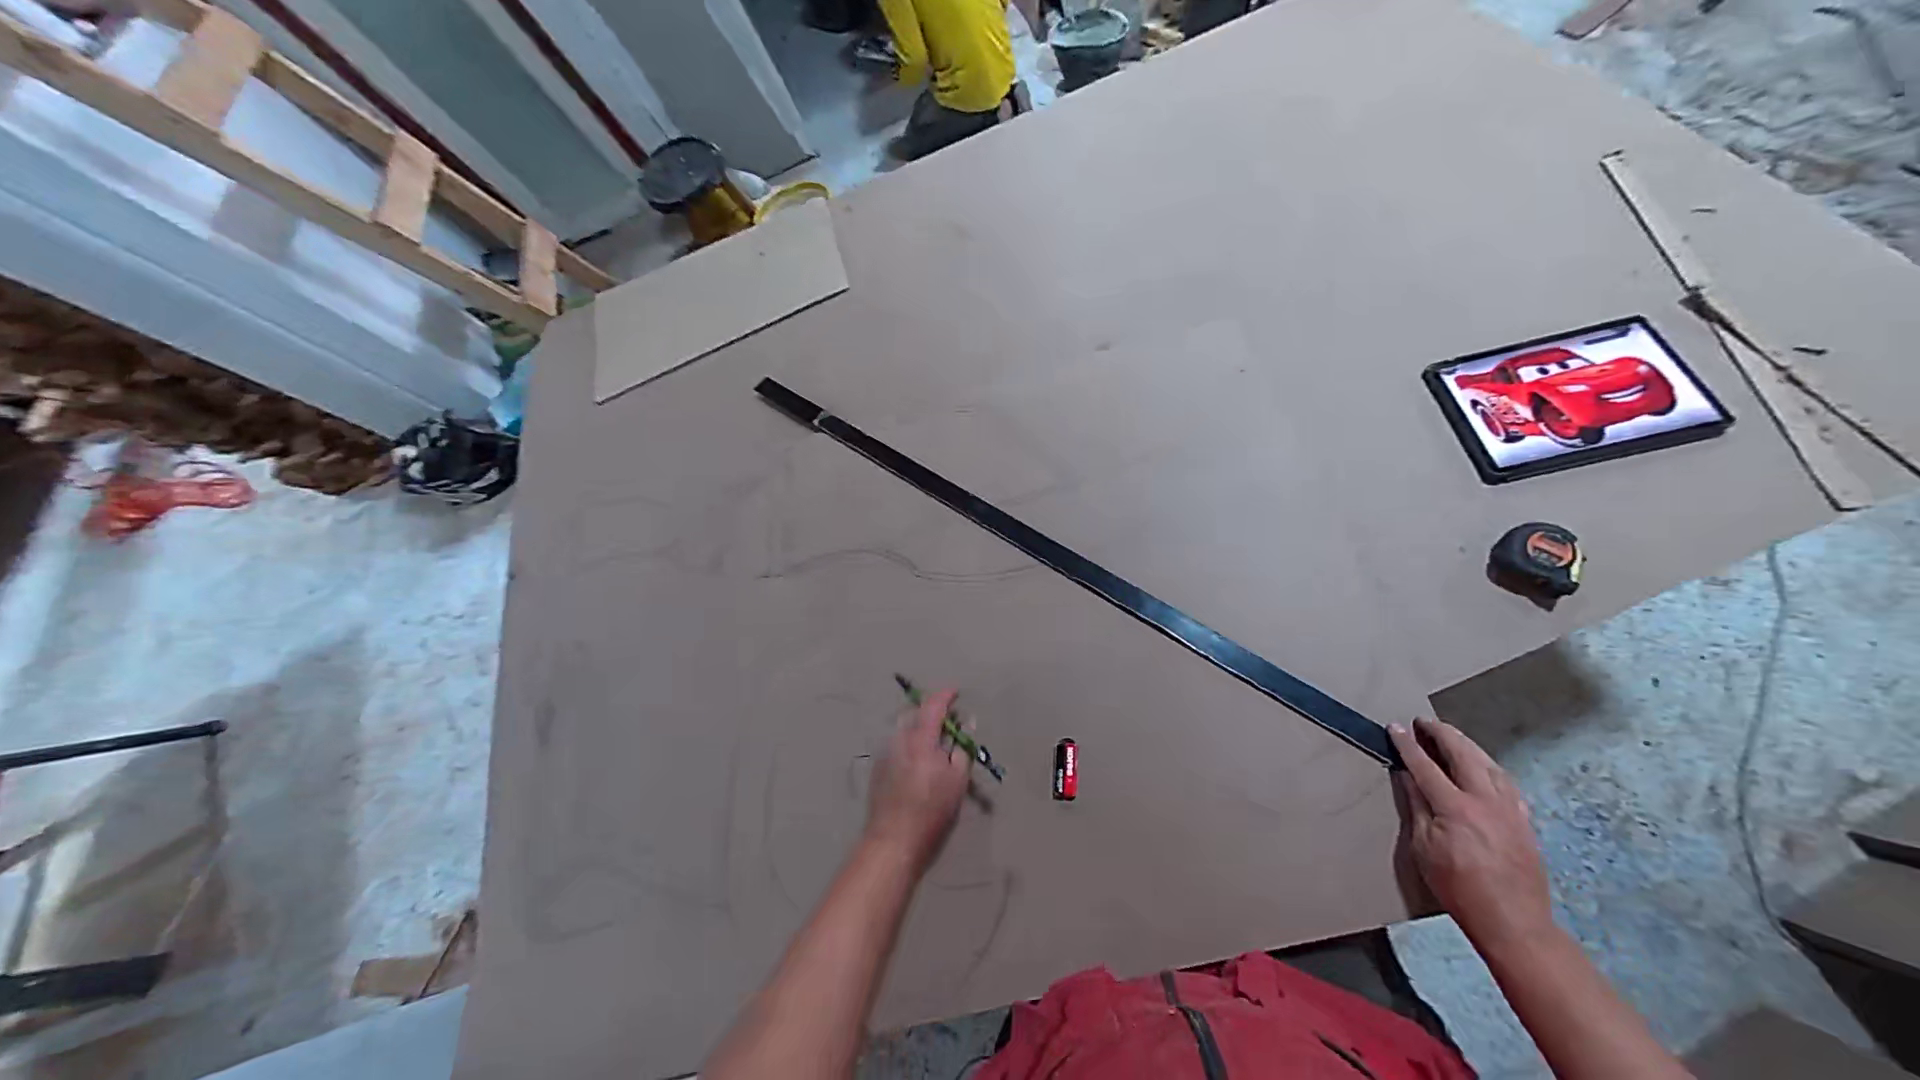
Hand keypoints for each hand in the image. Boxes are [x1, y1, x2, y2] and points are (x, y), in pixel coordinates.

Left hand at [865, 689, 971, 868]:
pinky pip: (896, 745)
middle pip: (914, 714)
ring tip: (935, 745)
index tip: (956, 693)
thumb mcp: (957, 780)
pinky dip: (910, 744)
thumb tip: (965, 727)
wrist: (893, 840)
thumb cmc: (931, 810)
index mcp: (920, 738)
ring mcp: (884, 753)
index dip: (946, 695)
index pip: (933, 705)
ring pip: (903, 729)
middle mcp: (898, 739)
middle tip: (948, 723)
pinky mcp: (877, 768)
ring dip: (919, 729)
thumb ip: (962, 749)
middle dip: (931, 712)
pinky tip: (918, 763)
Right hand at [1391, 718, 1553, 950]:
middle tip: (1424, 722)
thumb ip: (1417, 807)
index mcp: (1456, 808)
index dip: (1408, 745)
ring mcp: (1510, 810)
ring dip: (1467, 745)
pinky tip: (1483, 766)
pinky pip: (1506, 782)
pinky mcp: (1525, 821)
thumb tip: (1408, 776)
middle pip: (1463, 754)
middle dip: (1441, 734)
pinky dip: (1489, 766)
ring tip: (1451, 736)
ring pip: (1489, 763)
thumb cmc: (1458, 888)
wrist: (1513, 921)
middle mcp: (1486, 801)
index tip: (1396, 728)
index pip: (1425, 766)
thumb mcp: (1424, 848)